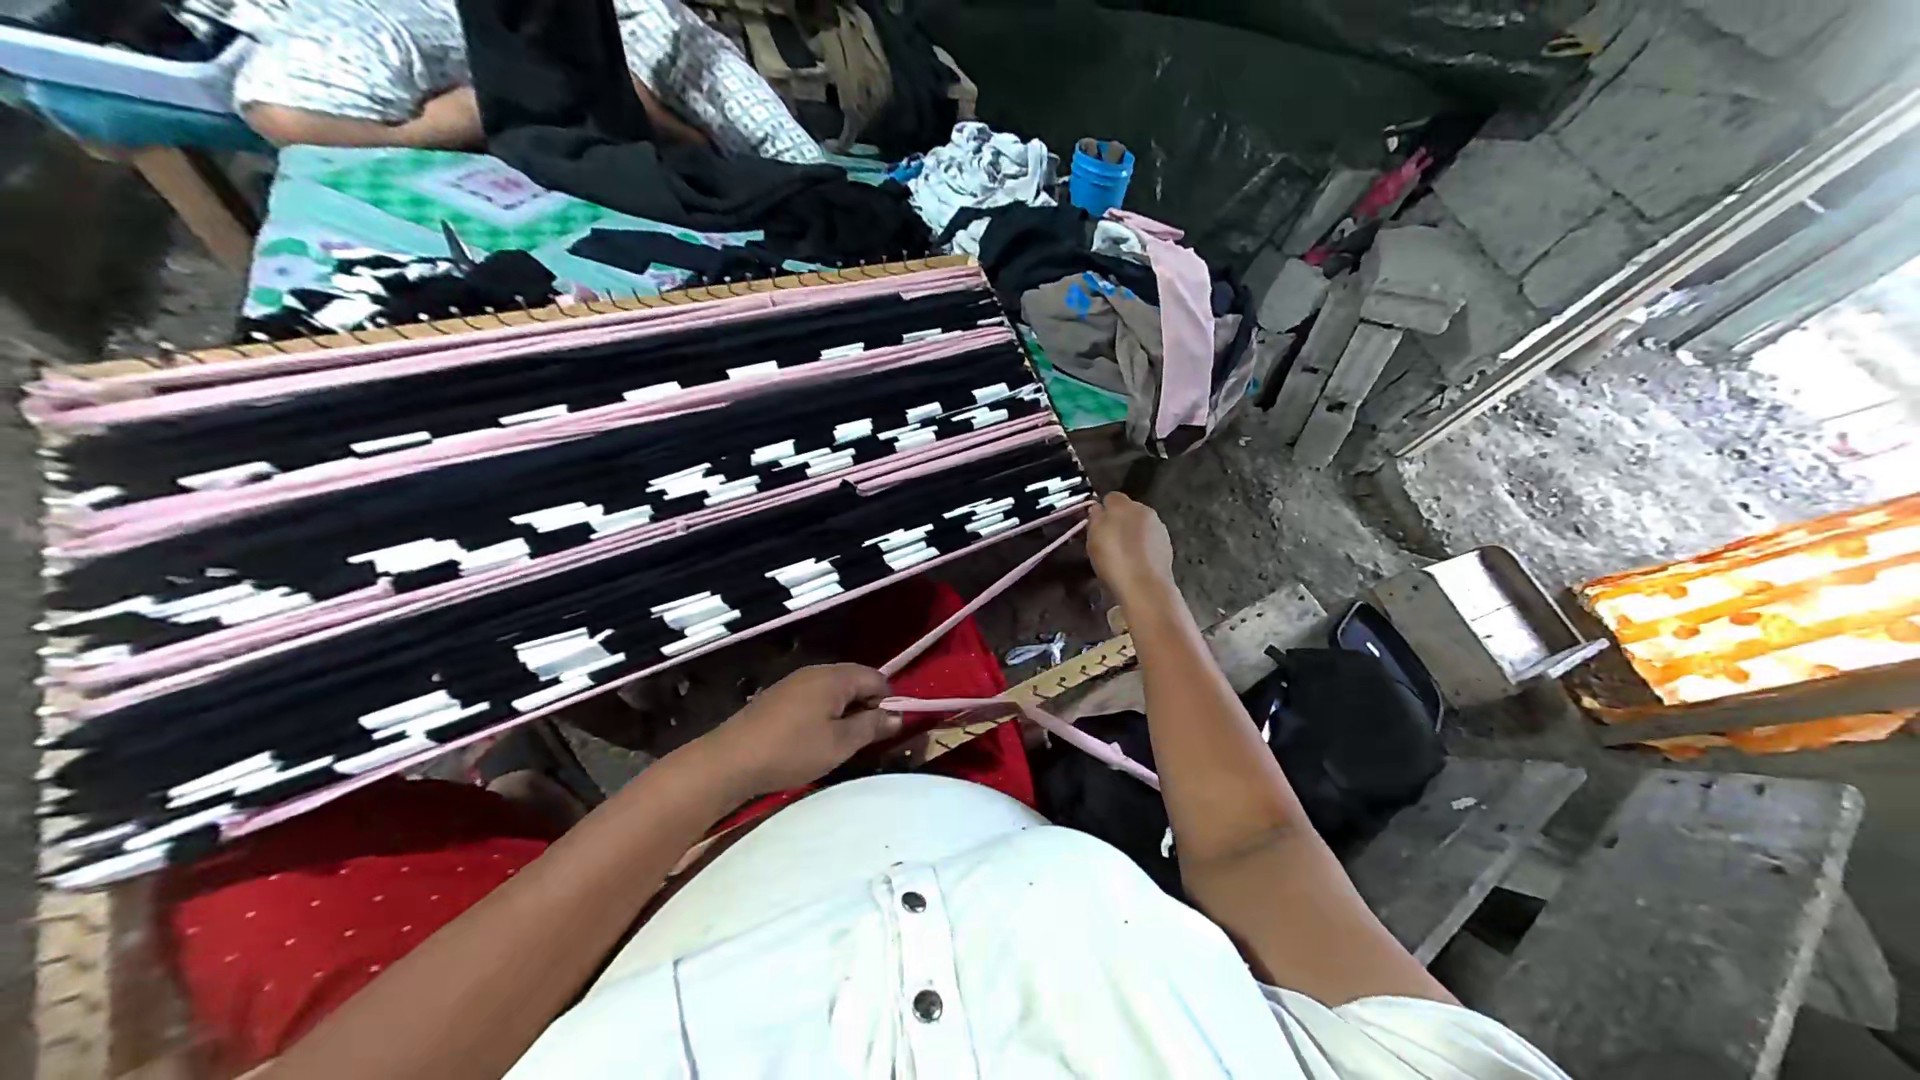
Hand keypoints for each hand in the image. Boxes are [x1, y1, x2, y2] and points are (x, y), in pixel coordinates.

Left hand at [698, 664, 898, 797]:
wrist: (730, 760)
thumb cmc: (792, 751)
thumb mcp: (839, 744)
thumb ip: (871, 726)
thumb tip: (898, 716)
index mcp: (835, 677)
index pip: (876, 678)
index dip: (888, 702)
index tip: (885, 731)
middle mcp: (816, 671)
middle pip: (855, 680)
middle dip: (866, 706)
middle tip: (864, 739)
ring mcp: (794, 682)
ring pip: (834, 690)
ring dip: (845, 711)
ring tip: (841, 741)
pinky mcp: (779, 696)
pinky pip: (814, 696)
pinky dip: (824, 712)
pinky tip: (815, 737)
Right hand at [1087, 493, 1176, 607]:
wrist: (1144, 586)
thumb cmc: (1113, 558)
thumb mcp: (1093, 536)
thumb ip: (1095, 518)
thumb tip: (1097, 508)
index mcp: (1125, 505)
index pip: (1111, 497)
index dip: (1102, 510)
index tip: (1095, 526)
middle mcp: (1146, 511)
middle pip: (1128, 511)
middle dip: (1119, 521)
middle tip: (1107, 540)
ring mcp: (1159, 529)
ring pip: (1140, 527)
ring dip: (1132, 535)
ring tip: (1121, 555)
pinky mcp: (1167, 548)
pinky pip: (1149, 542)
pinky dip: (1142, 548)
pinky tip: (1135, 564)